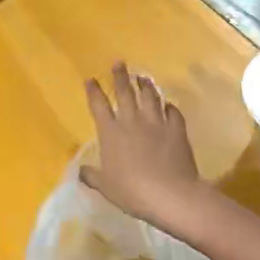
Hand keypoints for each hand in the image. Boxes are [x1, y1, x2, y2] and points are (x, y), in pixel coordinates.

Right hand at [80, 63, 206, 227]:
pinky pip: (173, 114)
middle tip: (119, 63)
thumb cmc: (132, 190)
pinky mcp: (178, 133)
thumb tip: (81, 171)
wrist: (172, 196)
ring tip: (143, 77)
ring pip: (150, 98)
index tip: (90, 79)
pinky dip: (169, 107)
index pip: (98, 105)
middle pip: (125, 93)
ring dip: (146, 86)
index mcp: (110, 131)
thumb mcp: (105, 186)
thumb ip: (92, 175)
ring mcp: (157, 125)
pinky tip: (168, 105)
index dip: (93, 91)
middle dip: (121, 77)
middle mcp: (131, 122)